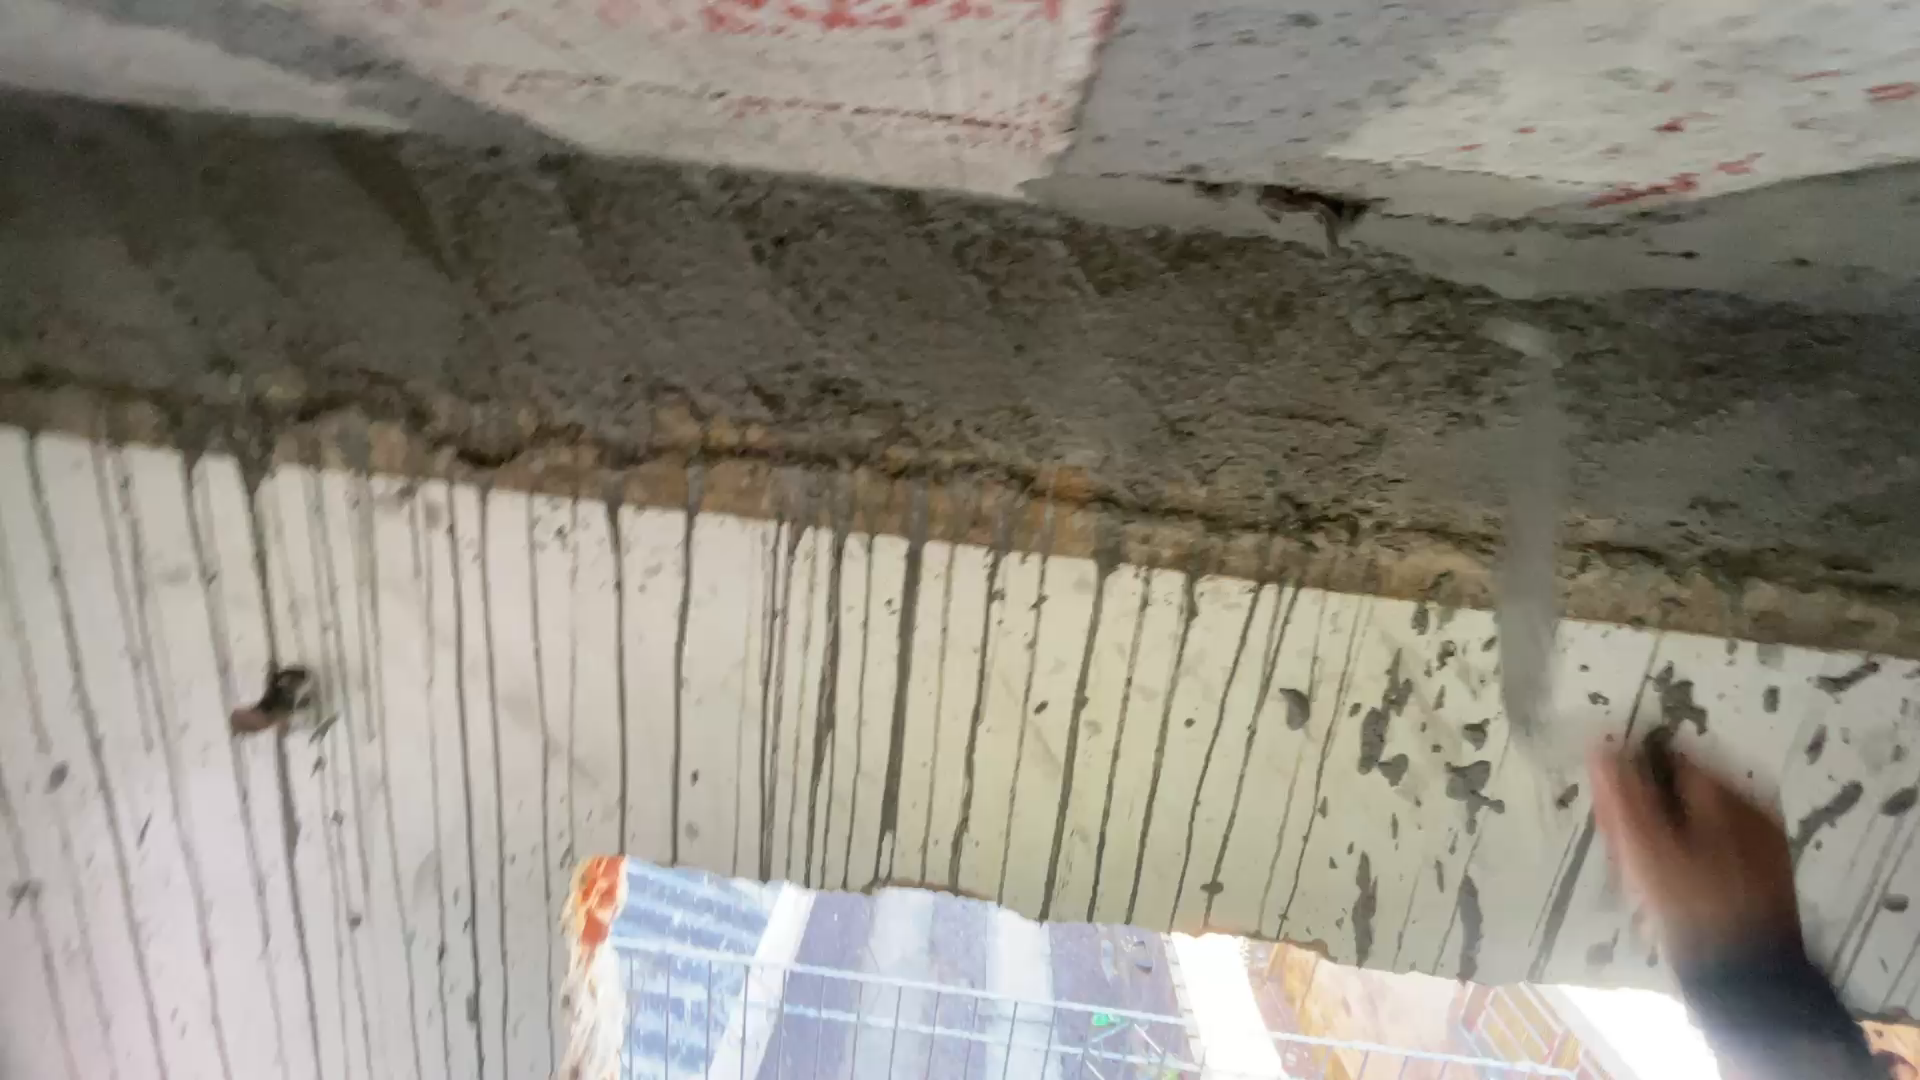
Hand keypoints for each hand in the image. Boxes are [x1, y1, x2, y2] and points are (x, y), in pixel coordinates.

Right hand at [1588, 745, 1801, 967]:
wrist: (1742, 969)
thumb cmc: (1688, 895)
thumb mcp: (1642, 839)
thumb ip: (1620, 790)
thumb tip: (1599, 744)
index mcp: (1730, 796)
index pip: (1663, 760)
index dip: (1626, 775)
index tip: (1604, 800)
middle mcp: (1749, 812)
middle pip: (1673, 791)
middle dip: (1636, 809)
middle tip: (1617, 840)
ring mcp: (1753, 846)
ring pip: (1681, 820)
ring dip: (1648, 834)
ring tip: (1631, 865)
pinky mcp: (1749, 874)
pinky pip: (1697, 846)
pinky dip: (1670, 853)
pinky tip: (1654, 876)